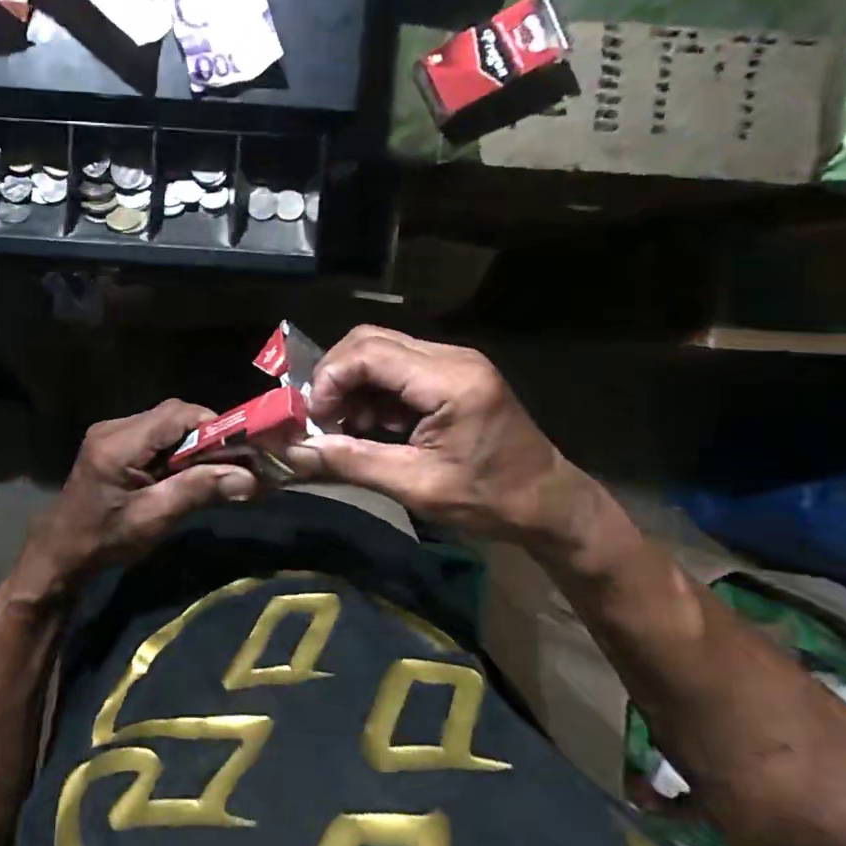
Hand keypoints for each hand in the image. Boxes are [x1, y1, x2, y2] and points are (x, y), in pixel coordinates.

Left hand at [13, 400, 258, 598]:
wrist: (62, 552)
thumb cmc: (105, 540)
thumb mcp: (154, 518)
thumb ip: (198, 491)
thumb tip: (250, 479)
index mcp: (117, 444)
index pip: (175, 414)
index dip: (212, 425)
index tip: (240, 450)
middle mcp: (113, 428)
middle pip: (172, 415)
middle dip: (205, 436)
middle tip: (229, 465)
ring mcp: (111, 432)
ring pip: (165, 422)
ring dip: (191, 444)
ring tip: (209, 472)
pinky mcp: (113, 441)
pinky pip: (154, 433)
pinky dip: (175, 449)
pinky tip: (182, 473)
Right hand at [291, 326, 593, 545]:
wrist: (550, 504)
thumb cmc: (489, 500)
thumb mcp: (416, 487)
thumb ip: (352, 463)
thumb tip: (294, 451)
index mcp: (451, 380)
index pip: (368, 353)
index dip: (329, 380)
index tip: (314, 420)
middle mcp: (452, 357)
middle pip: (369, 340)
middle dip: (335, 377)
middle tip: (324, 420)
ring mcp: (453, 360)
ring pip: (378, 349)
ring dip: (352, 385)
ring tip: (347, 427)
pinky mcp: (451, 371)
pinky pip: (395, 365)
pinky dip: (372, 390)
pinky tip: (372, 424)